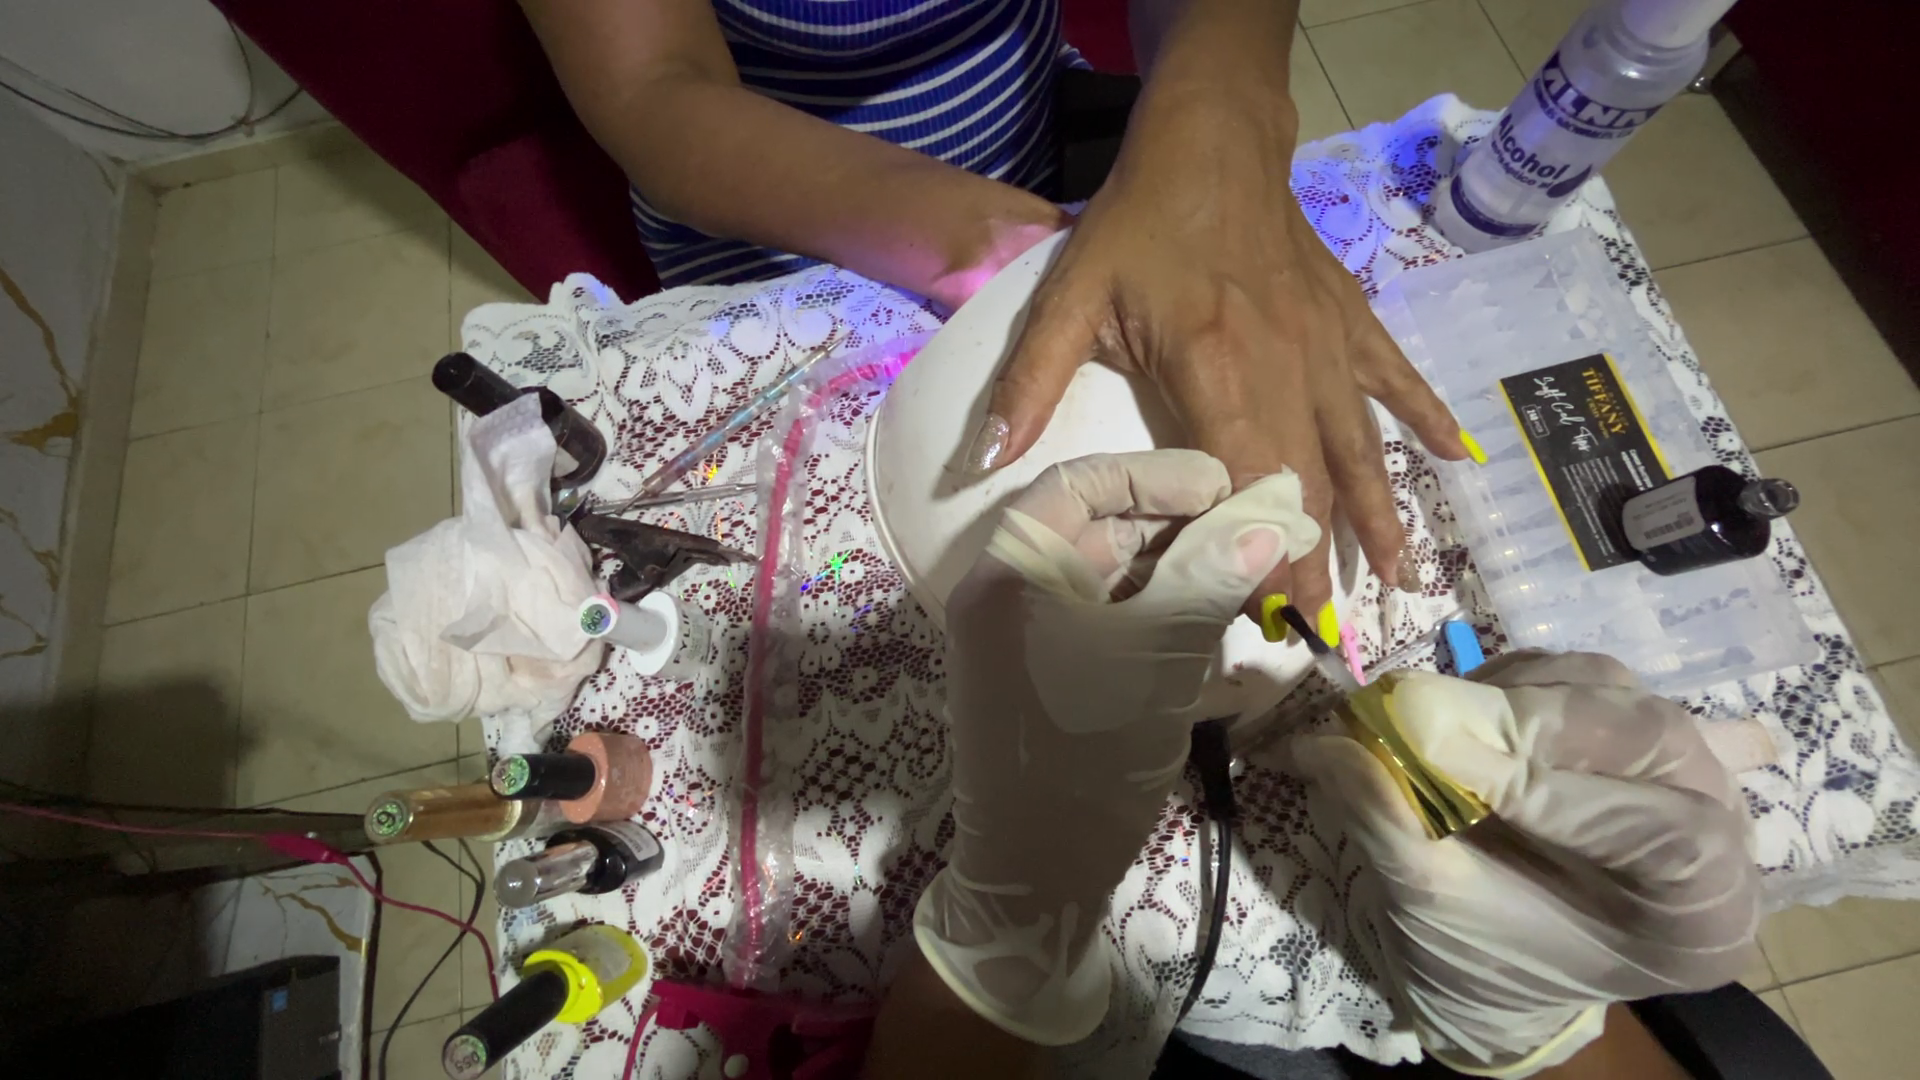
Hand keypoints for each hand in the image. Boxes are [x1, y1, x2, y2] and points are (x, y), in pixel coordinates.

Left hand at [915, 450, 1318, 1043]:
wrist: (1038, 870)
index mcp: (1010, 571)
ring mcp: (1024, 630)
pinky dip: (1156, 609)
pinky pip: (1105, 616)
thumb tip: (1270, 516)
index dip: (1153, 475)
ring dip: (1175, 568)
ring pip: (1108, 574)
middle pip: (1096, 527)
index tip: (1224, 485)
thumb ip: (1208, 578)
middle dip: (1176, 524)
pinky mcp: (1048, 666)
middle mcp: (1007, 589)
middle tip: (1254, 527)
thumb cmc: (1087, 754)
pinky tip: (1212, 614)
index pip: (1077, 485)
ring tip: (1247, 569)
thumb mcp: (1155, 658)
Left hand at [964, 86, 1468, 636]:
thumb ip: (1030, 383)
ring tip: (1400, 580)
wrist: (1211, 143)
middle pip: (1307, 482)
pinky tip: (1452, 460)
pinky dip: (1422, 420)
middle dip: (1314, 560)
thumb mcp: (1069, 300)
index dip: (1258, 555)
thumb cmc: (1136, 225)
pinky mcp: (1350, 320)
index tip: (1271, 619)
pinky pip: (1394, 379)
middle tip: (1326, 633)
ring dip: (1377, 516)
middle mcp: (1287, 369)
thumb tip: (986, 462)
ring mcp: (1328, 345)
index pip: (1245, 484)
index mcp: (1218, 371)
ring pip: (1359, 447)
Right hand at [1292, 652, 1760, 1076]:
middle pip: (1651, 735)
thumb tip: (1324, 742)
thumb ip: (1386, 822)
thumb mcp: (1426, 906)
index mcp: (1699, 916)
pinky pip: (1576, 674)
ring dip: (1512, 691)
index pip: (1666, 830)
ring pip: (1611, 687)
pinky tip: (1464, 711)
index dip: (1552, 785)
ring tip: (1437, 719)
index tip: (1437, 756)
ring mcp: (1673, 768)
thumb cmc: (1472, 954)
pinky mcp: (1614, 728)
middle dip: (1530, 719)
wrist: (1491, 957)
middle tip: (1427, 715)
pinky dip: (1508, 679)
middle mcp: (1720, 834)